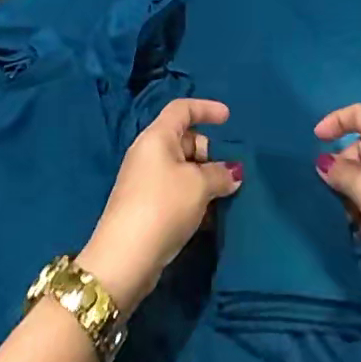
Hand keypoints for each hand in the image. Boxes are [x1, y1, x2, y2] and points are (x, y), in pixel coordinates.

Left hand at [78, 99, 242, 310]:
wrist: (128, 252)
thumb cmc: (163, 205)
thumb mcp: (197, 185)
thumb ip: (219, 173)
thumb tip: (232, 171)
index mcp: (156, 136)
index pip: (181, 110)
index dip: (204, 109)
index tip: (228, 116)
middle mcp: (148, 151)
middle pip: (184, 138)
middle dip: (208, 152)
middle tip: (224, 177)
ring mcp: (146, 177)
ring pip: (183, 166)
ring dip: (204, 178)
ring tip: (221, 199)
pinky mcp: (148, 202)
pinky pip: (178, 188)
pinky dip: (194, 196)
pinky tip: (207, 218)